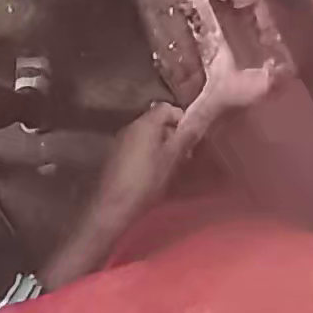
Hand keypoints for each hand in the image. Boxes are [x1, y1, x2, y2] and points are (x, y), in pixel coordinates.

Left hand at [92, 103, 182, 218]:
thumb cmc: (147, 180)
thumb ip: (185, 137)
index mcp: (145, 123)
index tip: (191, 137)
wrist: (113, 205)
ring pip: (147, 134)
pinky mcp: (116, 154)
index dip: (182, 119)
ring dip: (161, 144)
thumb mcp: (172, 159)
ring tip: (171, 164)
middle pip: (157, 120)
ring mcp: (121, 140)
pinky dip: (149, 152)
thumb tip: (198, 119)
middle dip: (173, 133)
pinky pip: (137, 145)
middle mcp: (131, 126)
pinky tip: (153, 171)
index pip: (167, 108)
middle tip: (184, 153)